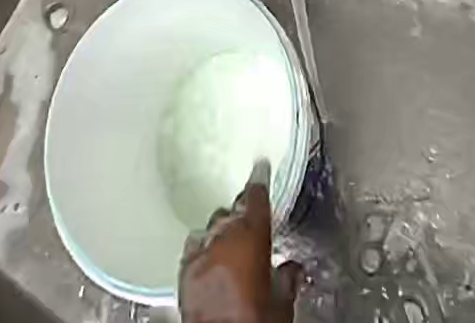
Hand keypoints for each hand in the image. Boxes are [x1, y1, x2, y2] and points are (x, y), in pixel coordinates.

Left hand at [179, 161, 302, 322]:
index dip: (260, 179)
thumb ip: (287, 276)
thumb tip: (291, 269)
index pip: (256, 195)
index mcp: (252, 234)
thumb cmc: (256, 322)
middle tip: (250, 221)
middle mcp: (224, 237)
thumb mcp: (282, 299)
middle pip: (231, 211)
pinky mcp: (183, 275)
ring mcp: (200, 254)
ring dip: (221, 232)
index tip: (260, 167)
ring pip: (211, 228)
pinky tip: (207, 257)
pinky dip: (202, 248)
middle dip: (241, 213)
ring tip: (228, 242)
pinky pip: (193, 248)